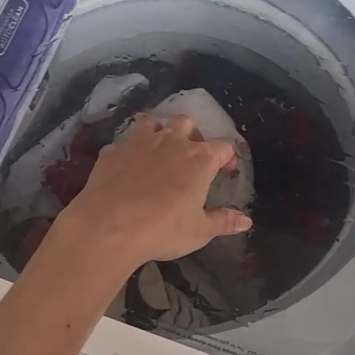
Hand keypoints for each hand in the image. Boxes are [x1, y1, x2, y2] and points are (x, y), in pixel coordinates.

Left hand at [55, 113, 251, 272]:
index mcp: (198, 159)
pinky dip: (128, 152)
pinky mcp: (112, 151)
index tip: (226, 170)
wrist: (109, 226)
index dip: (227, 157)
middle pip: (186, 123)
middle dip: (192, 134)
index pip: (222, 146)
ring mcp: (138, 142)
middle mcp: (171, 142)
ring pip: (152, 122)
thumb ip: (223, 221)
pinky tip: (125, 168)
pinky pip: (123, 143)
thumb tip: (246, 221)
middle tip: (190, 156)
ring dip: (158, 132)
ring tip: (158, 152)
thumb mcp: (199, 231)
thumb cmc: (162, 229)